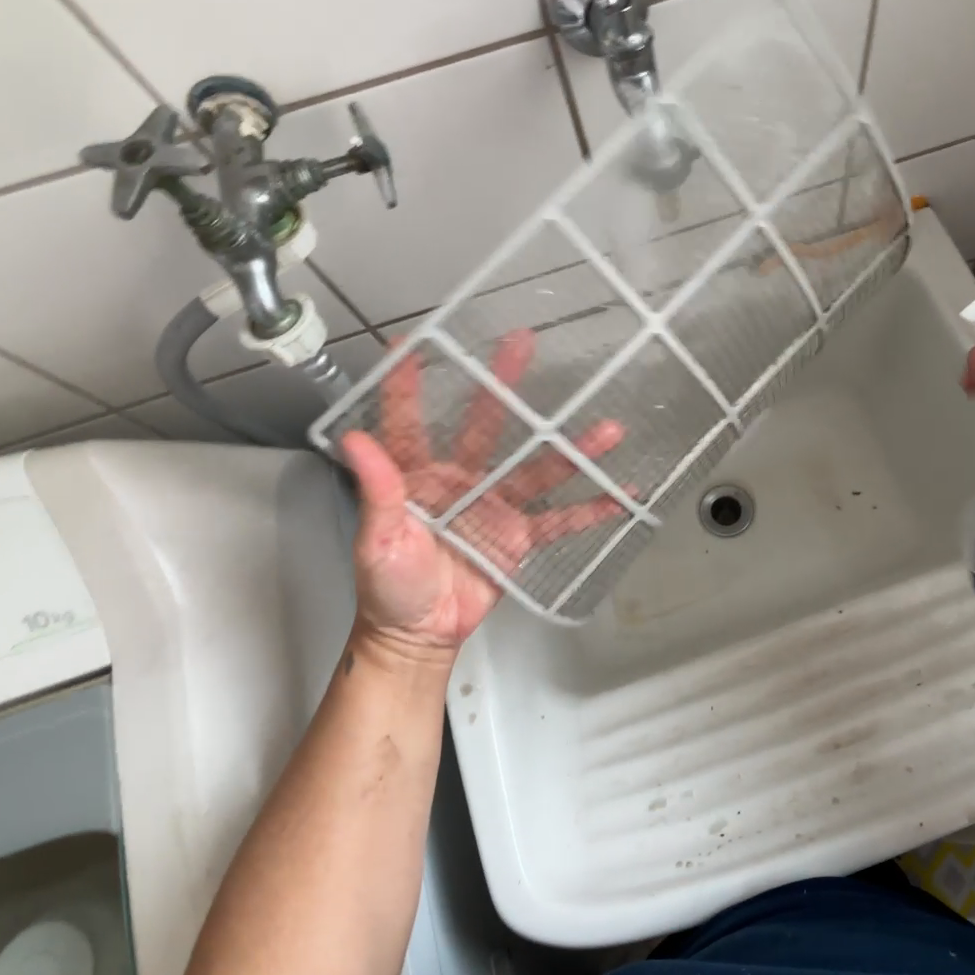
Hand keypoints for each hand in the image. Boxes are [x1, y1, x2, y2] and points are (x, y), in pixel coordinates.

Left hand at [340, 330, 626, 659]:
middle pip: (486, 423)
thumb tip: (354, 440)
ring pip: (538, 469)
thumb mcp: (377, 538)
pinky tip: (619, 496)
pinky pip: (559, 520)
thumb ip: (377, 490)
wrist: (419, 632)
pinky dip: (589, 510)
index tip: (409, 342)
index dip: (407, 383)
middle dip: (504, 384)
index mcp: (419, 476)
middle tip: (521, 344)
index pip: (410, 421)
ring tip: (606, 430)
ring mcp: (495, 506)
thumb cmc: (387, 588)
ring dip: (571, 450)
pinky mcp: (518, 535)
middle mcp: (461, 479)